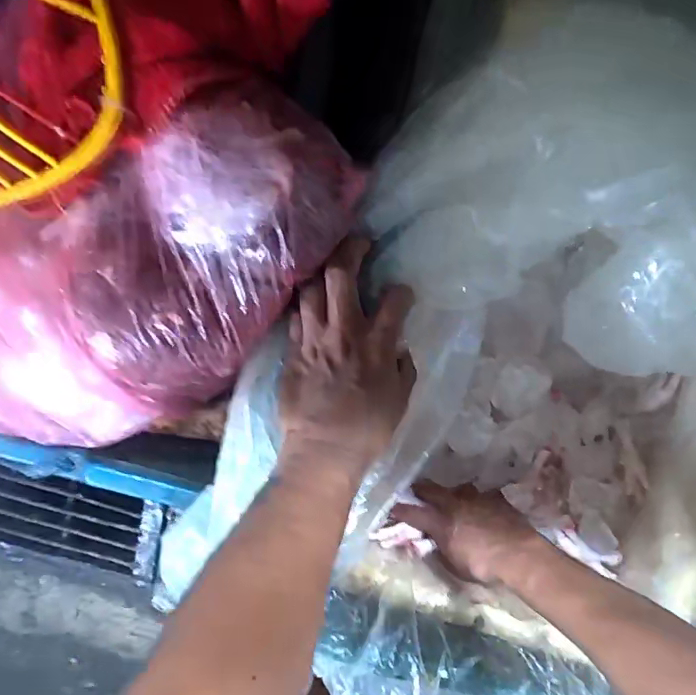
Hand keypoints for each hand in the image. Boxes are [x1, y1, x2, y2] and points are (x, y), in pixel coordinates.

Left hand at [277, 236, 415, 485]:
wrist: (323, 450)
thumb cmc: (368, 429)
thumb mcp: (401, 399)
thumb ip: (403, 368)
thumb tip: (399, 350)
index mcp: (377, 345)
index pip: (394, 300)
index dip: (401, 291)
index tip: (402, 293)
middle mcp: (344, 333)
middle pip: (341, 275)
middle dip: (351, 250)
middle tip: (360, 244)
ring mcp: (313, 340)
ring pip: (311, 289)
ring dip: (321, 274)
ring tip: (329, 271)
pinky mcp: (292, 352)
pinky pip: (296, 317)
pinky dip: (305, 306)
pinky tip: (309, 305)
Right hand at [389, 482, 549, 585]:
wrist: (519, 554)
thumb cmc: (483, 565)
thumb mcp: (454, 565)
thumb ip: (440, 551)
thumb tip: (432, 545)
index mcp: (440, 522)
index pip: (412, 513)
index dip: (399, 510)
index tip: (391, 508)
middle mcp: (455, 504)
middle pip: (431, 490)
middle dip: (420, 489)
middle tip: (415, 489)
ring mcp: (476, 497)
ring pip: (457, 488)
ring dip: (451, 493)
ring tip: (452, 498)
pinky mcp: (496, 498)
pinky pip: (481, 494)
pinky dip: (477, 499)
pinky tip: (481, 505)